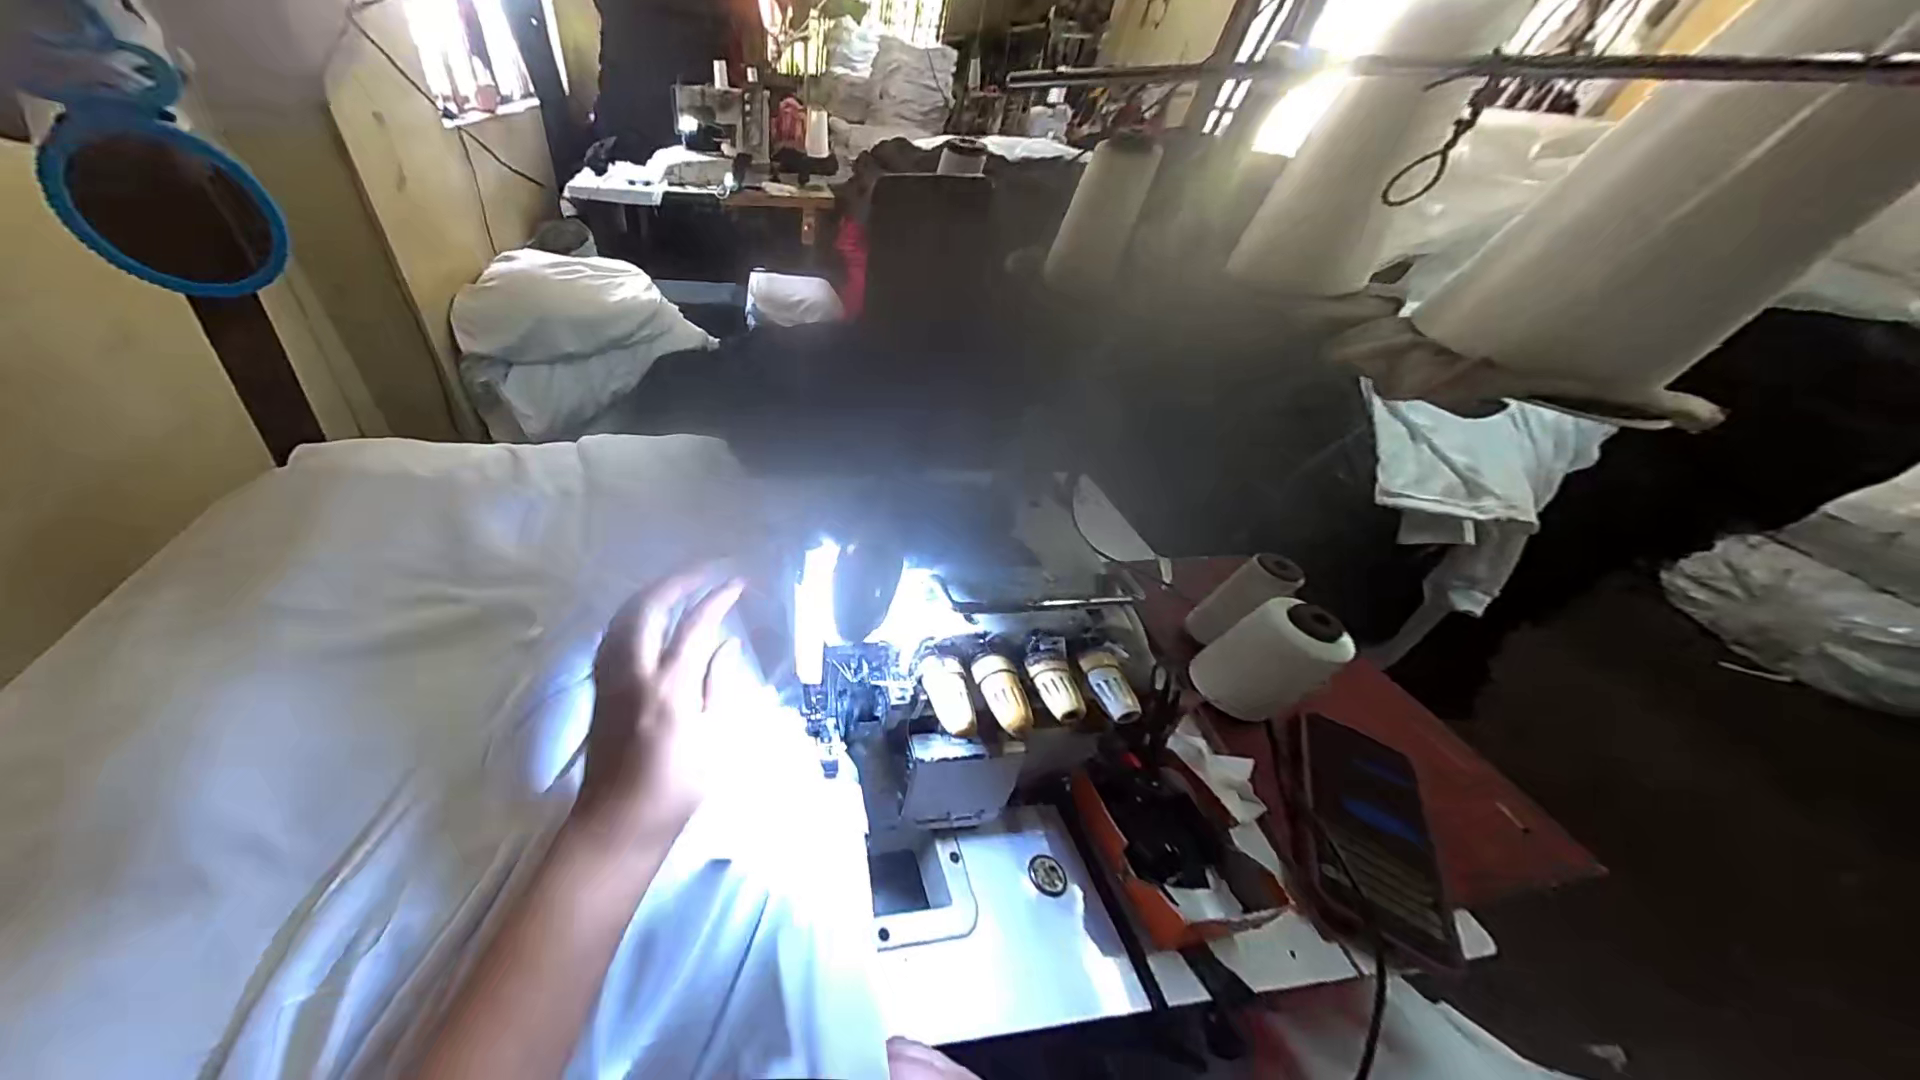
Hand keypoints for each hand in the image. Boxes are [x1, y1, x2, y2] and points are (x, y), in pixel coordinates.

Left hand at [572, 567, 744, 851]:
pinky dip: (634, 613)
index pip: (693, 625)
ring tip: (681, 584)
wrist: (617, 823)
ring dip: (653, 592)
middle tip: (707, 570)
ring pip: (623, 616)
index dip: (717, 598)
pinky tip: (649, 616)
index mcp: (669, 688)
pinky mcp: (599, 688)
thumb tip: (725, 644)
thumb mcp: (713, 738)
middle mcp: (633, 674)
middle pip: (647, 607)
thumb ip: (717, 684)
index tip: (738, 583)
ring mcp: (610, 679)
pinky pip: (613, 634)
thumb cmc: (676, 788)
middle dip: (678, 580)